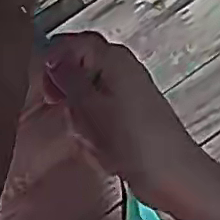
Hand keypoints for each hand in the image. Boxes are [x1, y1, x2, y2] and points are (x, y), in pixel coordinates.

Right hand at [42, 32, 219, 216]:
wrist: (175, 177)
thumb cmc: (135, 141)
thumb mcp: (89, 106)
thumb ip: (67, 78)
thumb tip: (52, 61)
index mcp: (113, 58)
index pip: (73, 41)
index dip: (54, 59)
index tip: (44, 80)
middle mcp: (123, 67)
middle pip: (79, 64)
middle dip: (66, 87)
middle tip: (59, 105)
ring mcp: (129, 90)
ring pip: (87, 89)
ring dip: (79, 109)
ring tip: (85, 131)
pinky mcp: (132, 112)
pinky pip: (100, 109)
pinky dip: (93, 123)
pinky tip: (98, 143)